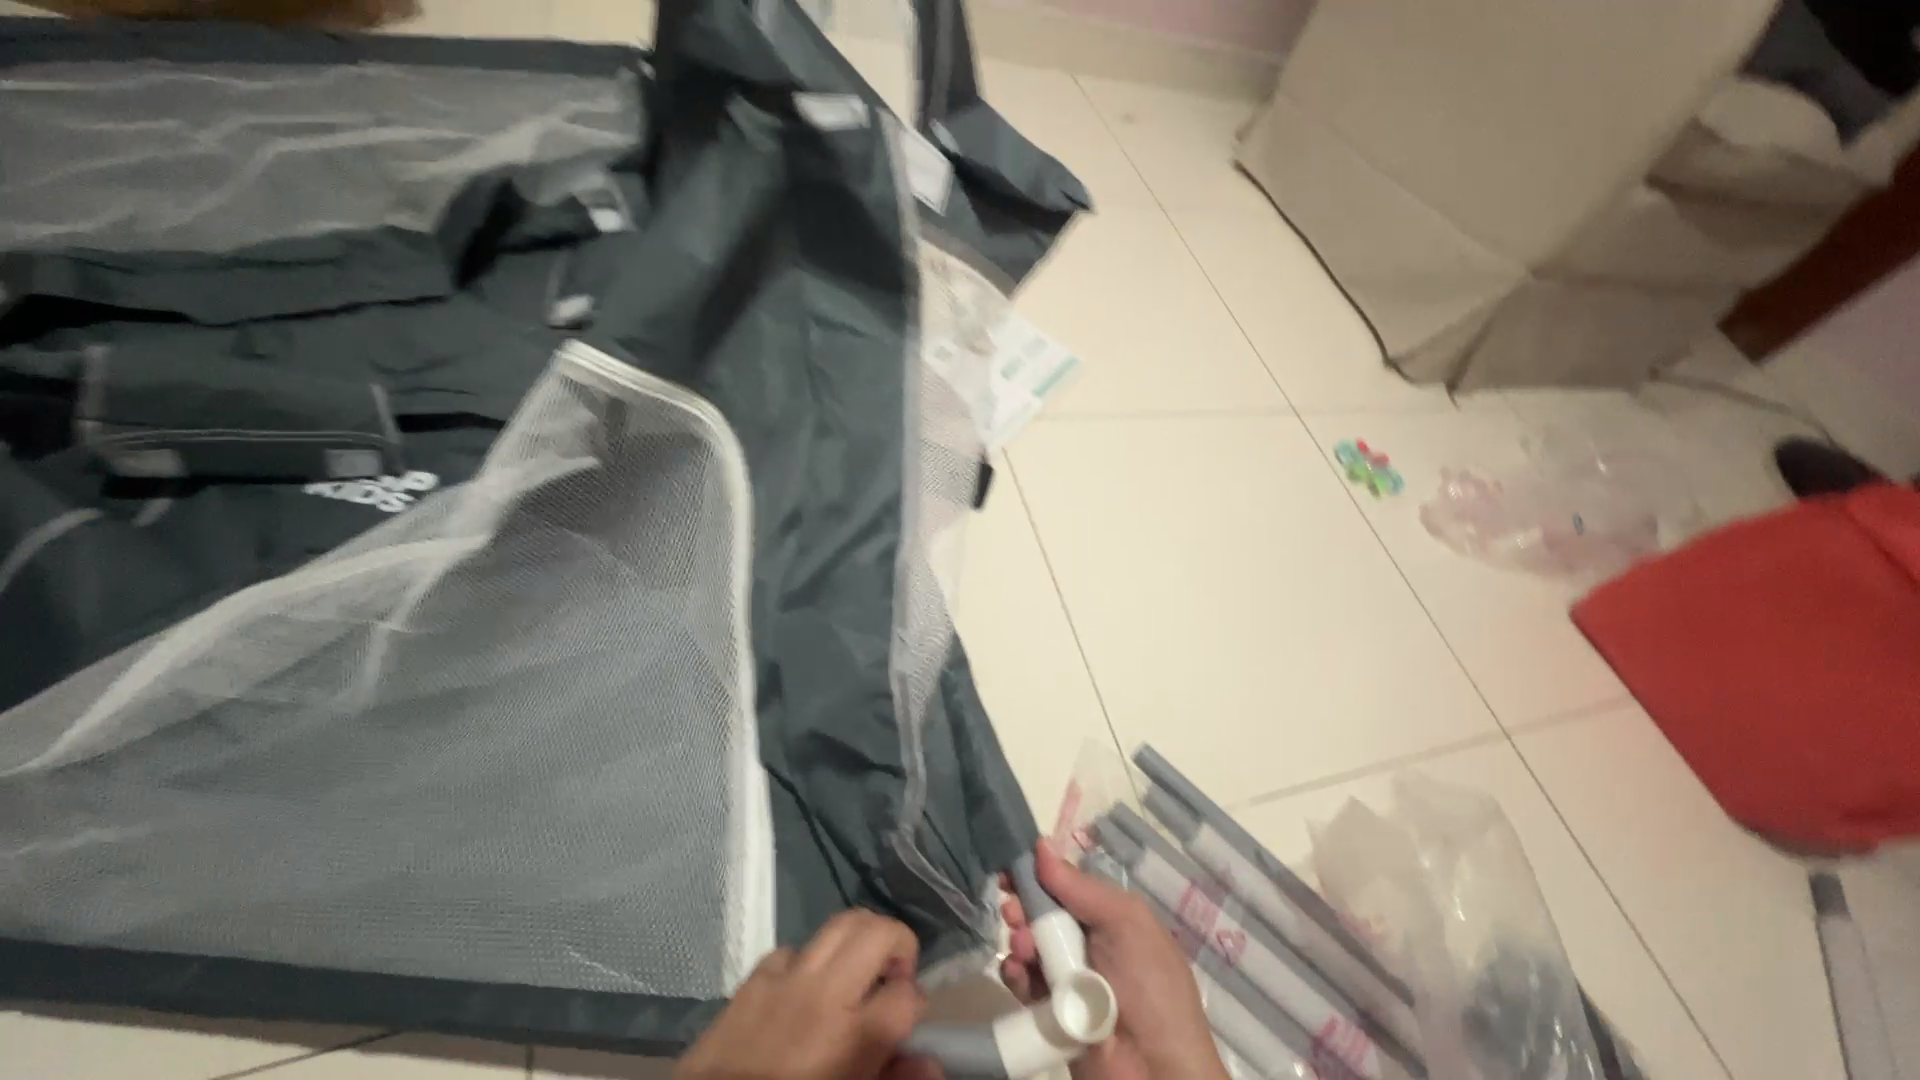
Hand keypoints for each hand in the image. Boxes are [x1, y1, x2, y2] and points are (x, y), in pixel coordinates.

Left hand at [676, 910, 931, 1079]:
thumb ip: (894, 1079)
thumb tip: (930, 1062)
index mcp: (853, 1036)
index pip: (909, 994)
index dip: (915, 1004)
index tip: (907, 1020)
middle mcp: (823, 994)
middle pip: (878, 932)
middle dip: (898, 946)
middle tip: (894, 978)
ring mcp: (785, 979)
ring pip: (840, 924)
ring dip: (859, 941)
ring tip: (858, 971)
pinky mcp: (752, 979)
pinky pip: (793, 949)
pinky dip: (808, 962)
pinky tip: (803, 990)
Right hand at [1001, 842, 1228, 1079]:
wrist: (1156, 1073)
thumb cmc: (1150, 987)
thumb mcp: (1126, 923)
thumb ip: (1080, 887)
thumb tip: (1040, 844)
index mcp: (1113, 919)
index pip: (1068, 887)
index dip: (1039, 876)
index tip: (1010, 868)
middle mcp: (1091, 945)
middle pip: (1044, 914)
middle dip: (1024, 907)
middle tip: (1012, 912)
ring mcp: (1070, 980)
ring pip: (1030, 947)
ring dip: (1020, 942)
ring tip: (1023, 950)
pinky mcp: (1051, 1014)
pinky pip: (1024, 984)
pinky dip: (1016, 975)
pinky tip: (1017, 974)